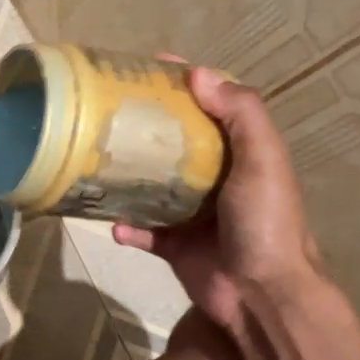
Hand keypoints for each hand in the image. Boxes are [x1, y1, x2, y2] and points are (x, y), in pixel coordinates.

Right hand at [112, 62, 323, 332]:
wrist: (260, 293)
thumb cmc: (266, 222)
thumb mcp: (262, 160)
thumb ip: (240, 115)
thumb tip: (199, 74)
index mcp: (240, 155)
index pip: (210, 108)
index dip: (184, 86)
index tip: (149, 66)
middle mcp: (215, 180)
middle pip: (173, 144)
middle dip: (143, 128)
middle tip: (106, 112)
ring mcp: (191, 215)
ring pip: (150, 187)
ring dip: (125, 178)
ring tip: (93, 162)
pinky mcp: (171, 246)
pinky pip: (140, 231)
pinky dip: (125, 226)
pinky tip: (111, 222)